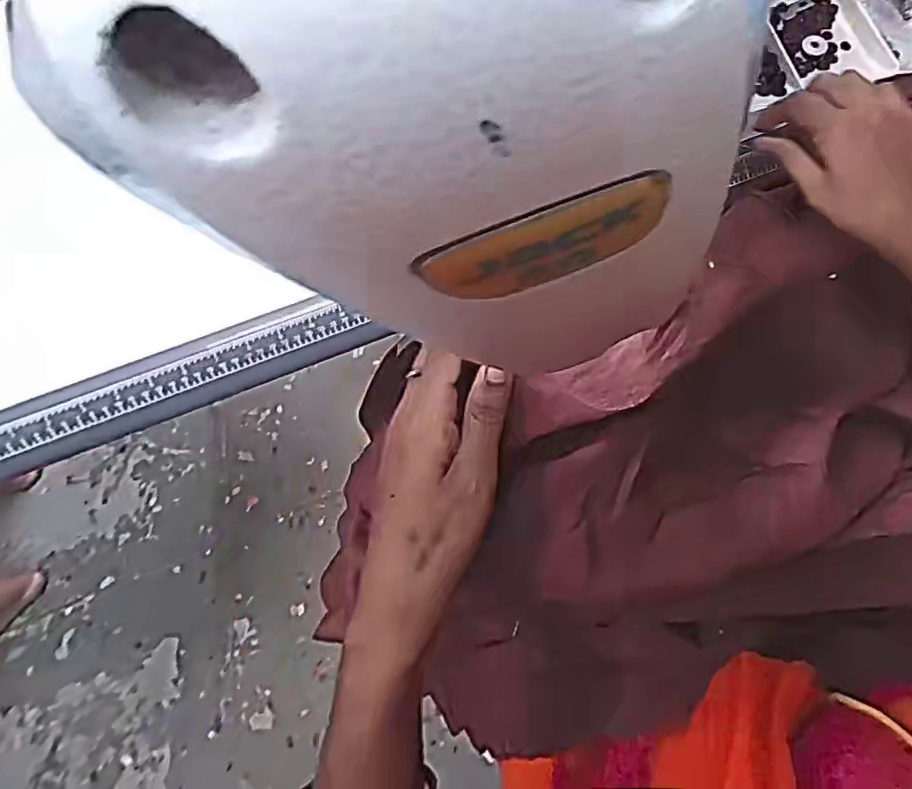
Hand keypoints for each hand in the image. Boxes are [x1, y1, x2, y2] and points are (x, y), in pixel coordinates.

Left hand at [346, 347, 510, 671]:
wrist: (398, 593)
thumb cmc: (440, 539)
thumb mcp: (475, 476)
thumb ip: (486, 414)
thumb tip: (498, 360)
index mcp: (421, 415)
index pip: (446, 349)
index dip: (477, 329)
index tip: (510, 319)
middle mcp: (403, 414)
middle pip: (434, 356)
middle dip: (472, 340)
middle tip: (512, 333)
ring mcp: (399, 430)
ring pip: (430, 375)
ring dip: (463, 364)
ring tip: (502, 357)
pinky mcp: (403, 446)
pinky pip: (428, 397)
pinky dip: (453, 386)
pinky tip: (477, 396)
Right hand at [755, 71, 911, 290]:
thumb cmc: (869, 215)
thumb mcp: (818, 191)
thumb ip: (790, 159)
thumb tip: (767, 142)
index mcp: (839, 128)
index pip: (798, 103)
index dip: (777, 111)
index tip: (768, 124)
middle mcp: (867, 110)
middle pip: (827, 82)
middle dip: (804, 96)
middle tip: (793, 117)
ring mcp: (892, 111)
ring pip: (856, 80)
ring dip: (834, 89)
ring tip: (824, 110)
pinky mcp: (911, 118)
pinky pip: (884, 89)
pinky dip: (865, 93)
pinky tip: (860, 111)